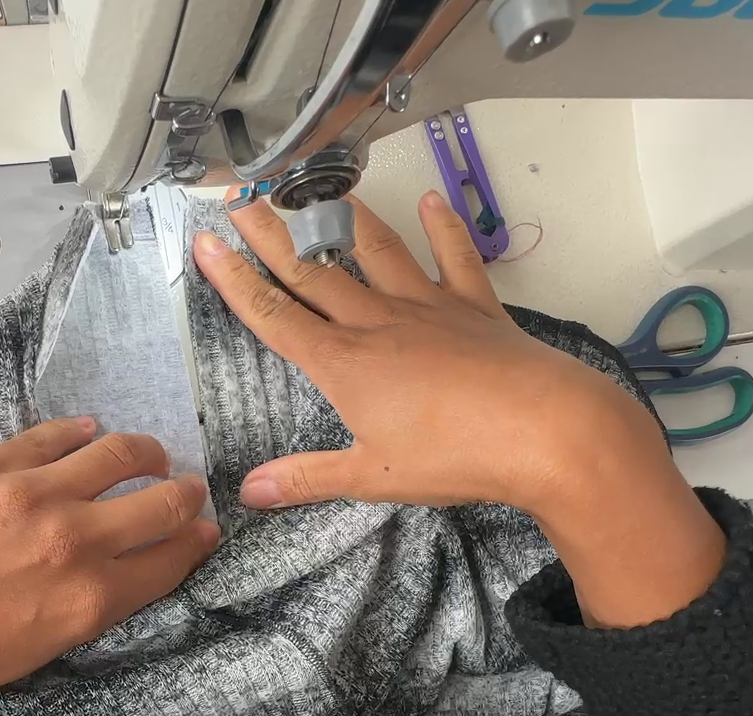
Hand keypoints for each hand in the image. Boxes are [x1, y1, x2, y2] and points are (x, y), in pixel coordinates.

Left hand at [0, 418, 218, 715]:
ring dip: (145, 453)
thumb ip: (87, 607)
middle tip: (189, 491)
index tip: (205, 531)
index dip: (197, 543)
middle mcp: (73, 542)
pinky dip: (80, 433)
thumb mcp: (33, 655)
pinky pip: (52, 435)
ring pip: (116, 453)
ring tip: (149, 455)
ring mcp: (29, 494)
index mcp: (88, 602)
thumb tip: (118, 571)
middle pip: (161, 503)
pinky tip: (88, 433)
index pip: (170, 560)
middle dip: (186, 496)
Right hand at [194, 192, 723, 627]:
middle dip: (271, 235)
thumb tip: (247, 491)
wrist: (546, 431)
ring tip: (318, 186)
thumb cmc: (452, 456)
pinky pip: (454, 259)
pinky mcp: (474, 307)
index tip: (207, 242)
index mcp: (344, 364)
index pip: (275, 315)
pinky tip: (431, 201)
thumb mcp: (370, 476)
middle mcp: (377, 323)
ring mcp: (427, 307)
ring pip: (375, 252)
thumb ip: (305, 478)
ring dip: (342, 219)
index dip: (235, 281)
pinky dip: (443, 229)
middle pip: (312, 272)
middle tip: (241, 198)